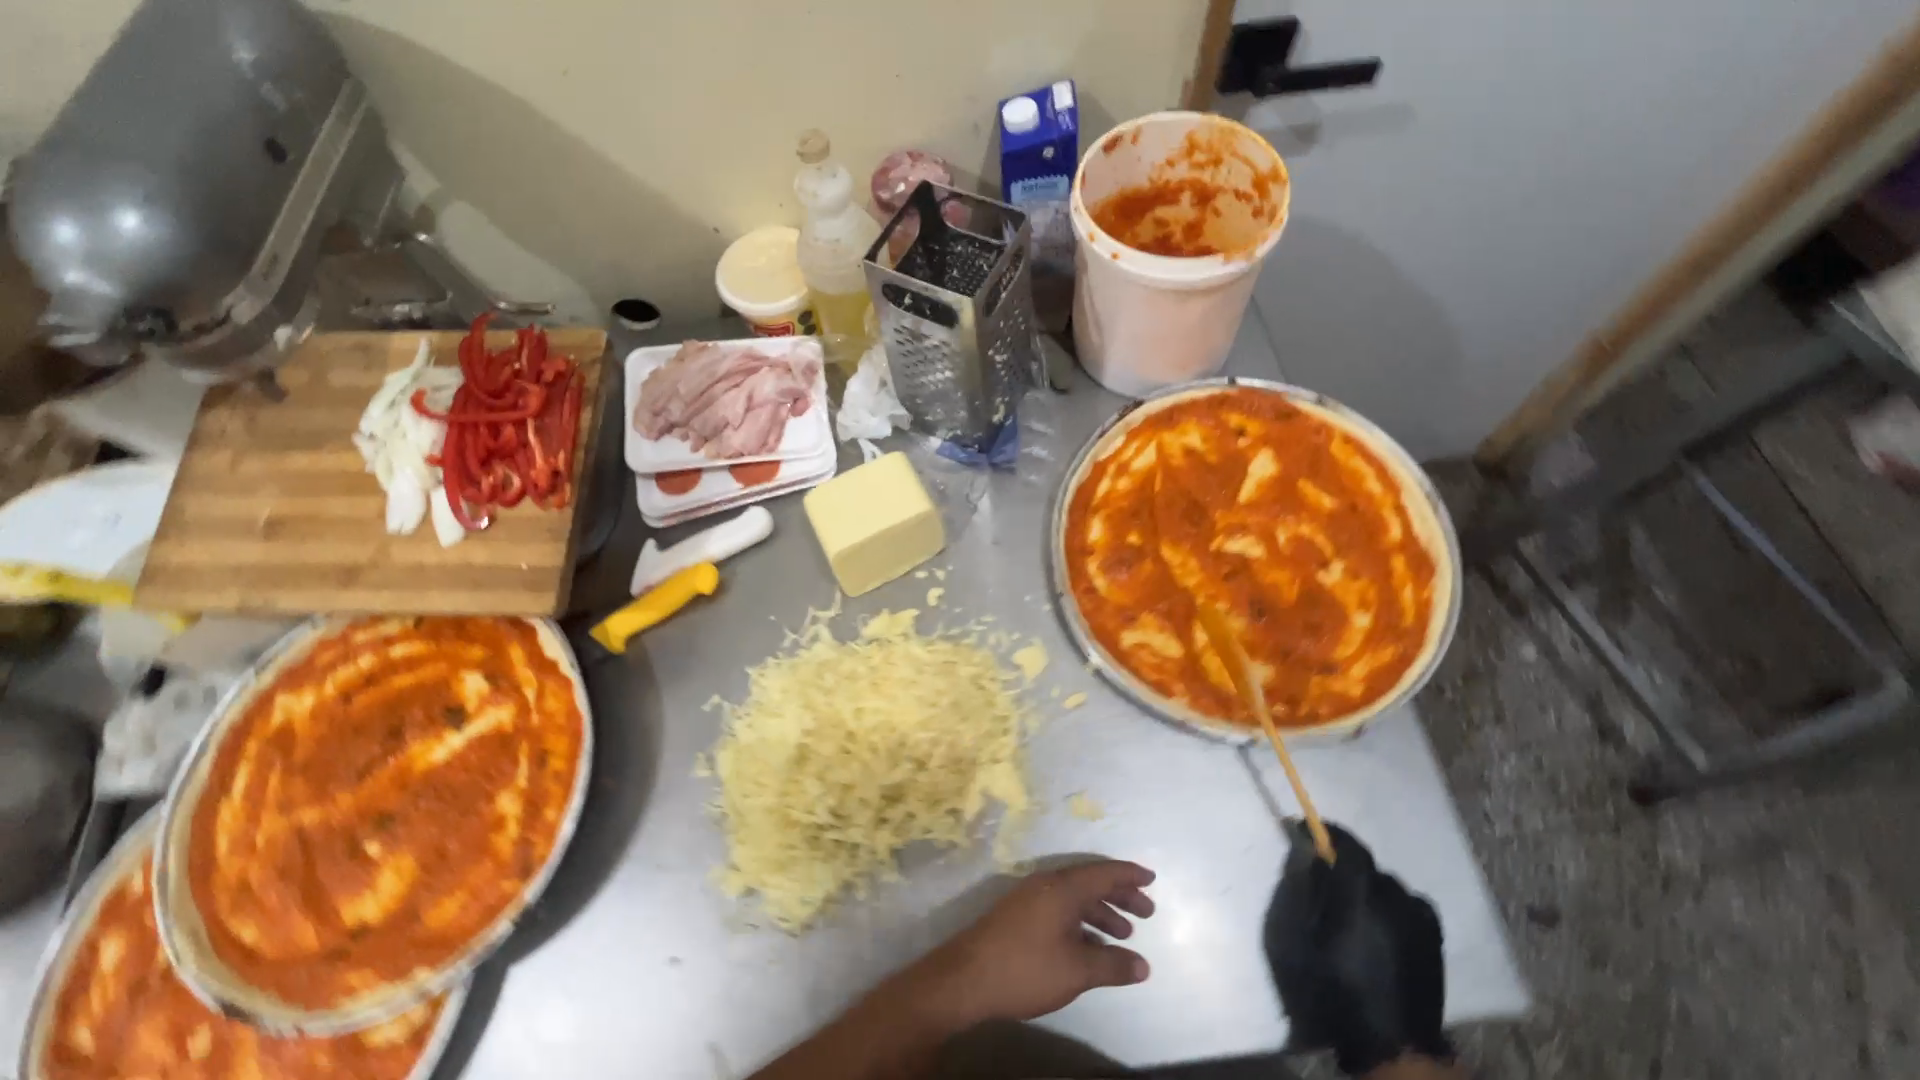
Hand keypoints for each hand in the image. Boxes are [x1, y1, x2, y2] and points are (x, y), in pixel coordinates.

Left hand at [903, 859, 1156, 1028]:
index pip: (1103, 872)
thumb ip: (1112, 965)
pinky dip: (1080, 922)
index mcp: (1061, 888)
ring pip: (1073, 898)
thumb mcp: (1076, 970)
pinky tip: (1090, 946)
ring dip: (1100, 912)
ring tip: (1123, 934)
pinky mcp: (1017, 918)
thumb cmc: (1025, 968)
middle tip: (1146, 913)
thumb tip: (1142, 966)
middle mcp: (1045, 886)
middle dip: (1119, 896)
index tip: (1151, 879)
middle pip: (1089, 883)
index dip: (1129, 875)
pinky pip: (1059, 910)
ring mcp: (1028, 900)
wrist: (965, 979)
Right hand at [1264, 821, 1449, 1076]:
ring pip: (1387, 884)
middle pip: (1366, 865)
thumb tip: (1307, 848)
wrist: (1392, 1042)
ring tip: (1353, 909)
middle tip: (1324, 879)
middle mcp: (1394, 899)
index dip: (1327, 831)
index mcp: (1361, 898)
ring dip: (1368, 886)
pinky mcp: (1433, 935)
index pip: (1349, 845)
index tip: (1306, 828)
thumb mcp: (1303, 941)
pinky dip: (1391, 903)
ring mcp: (1419, 917)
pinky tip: (1382, 923)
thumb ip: (1305, 888)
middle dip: (1343, 865)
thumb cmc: (1335, 990)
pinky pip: (1408, 903)